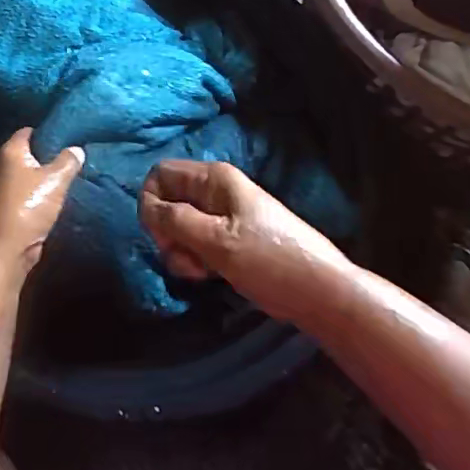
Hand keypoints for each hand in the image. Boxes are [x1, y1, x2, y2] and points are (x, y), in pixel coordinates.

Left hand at [0, 128, 83, 271]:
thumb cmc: (28, 205)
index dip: (48, 132)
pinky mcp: (9, 205)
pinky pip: (30, 192)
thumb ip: (67, 161)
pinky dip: (42, 193)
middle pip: (30, 154)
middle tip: (76, 158)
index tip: (70, 138)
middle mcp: (3, 164)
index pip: (29, 132)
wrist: (6, 247)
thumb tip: (76, 148)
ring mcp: (4, 186)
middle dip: (51, 156)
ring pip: (31, 175)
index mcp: (10, 151)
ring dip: (48, 178)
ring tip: (74, 177)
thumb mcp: (54, 180)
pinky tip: (61, 196)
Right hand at [138, 160, 353, 324]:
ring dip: (179, 250)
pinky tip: (207, 275)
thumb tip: (145, 208)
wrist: (324, 295)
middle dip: (166, 231)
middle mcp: (215, 190)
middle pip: (167, 200)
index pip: (159, 175)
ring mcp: (223, 214)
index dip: (151, 203)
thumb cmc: (270, 261)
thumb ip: (173, 219)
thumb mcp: (215, 240)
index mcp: (214, 178)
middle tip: (182, 258)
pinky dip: (193, 257)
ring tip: (198, 271)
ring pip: (178, 224)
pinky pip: (195, 240)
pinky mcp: (229, 237)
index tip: (162, 235)